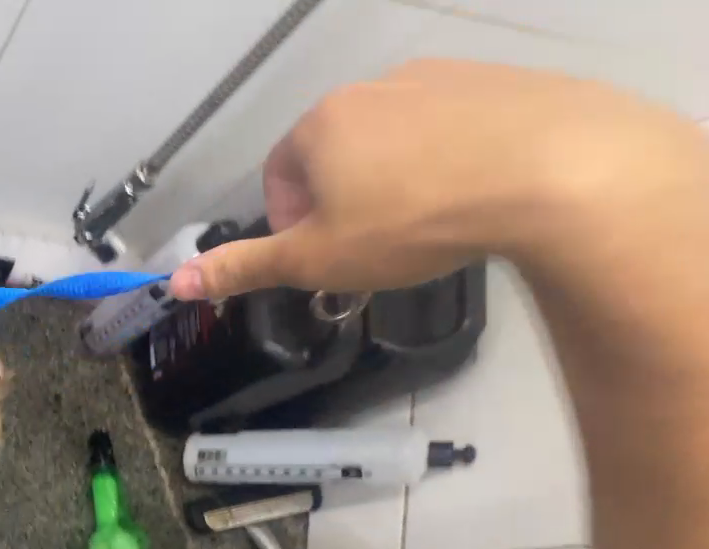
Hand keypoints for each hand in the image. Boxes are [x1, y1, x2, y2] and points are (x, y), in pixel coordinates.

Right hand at [170, 60, 708, 300]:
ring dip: (390, 181)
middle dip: (339, 201)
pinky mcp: (501, 82)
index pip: (280, 175)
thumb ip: (241, 268)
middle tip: (369, 244)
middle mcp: (374, 88)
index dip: (290, 222)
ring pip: (392, 142)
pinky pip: (450, 128)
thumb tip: (176, 283)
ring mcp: (442, 78)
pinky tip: (469, 195)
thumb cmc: (410, 221)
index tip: (320, 252)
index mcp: (320, 125)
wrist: (560, 174)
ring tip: (423, 222)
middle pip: (333, 155)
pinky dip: (446, 161)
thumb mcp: (311, 259)